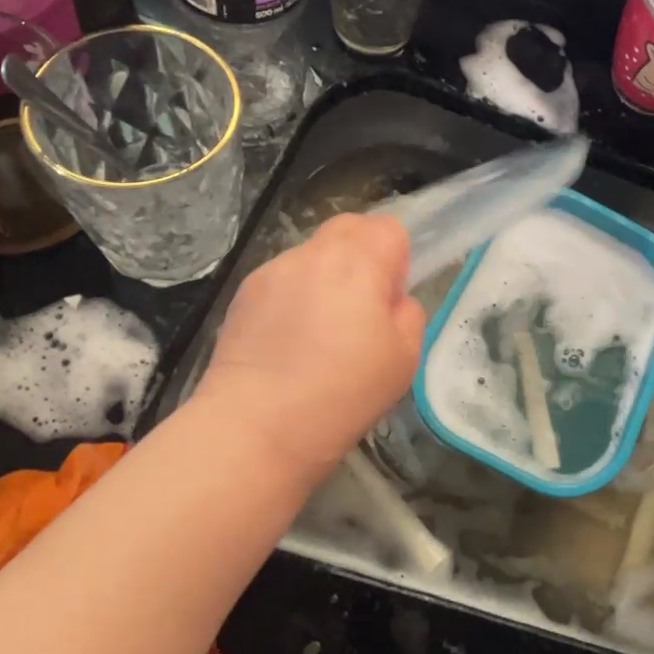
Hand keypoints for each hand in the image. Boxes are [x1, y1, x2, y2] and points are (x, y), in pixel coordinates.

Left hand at [195, 214, 425, 479]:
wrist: (255, 427)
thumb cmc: (341, 394)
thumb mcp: (404, 359)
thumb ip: (408, 313)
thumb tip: (391, 300)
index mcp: (360, 263)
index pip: (389, 228)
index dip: (397, 258)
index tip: (389, 298)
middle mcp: (316, 254)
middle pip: (350, 227)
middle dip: (362, 253)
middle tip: (361, 304)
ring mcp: (275, 269)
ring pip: (314, 252)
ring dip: (326, 275)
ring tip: (318, 329)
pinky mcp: (245, 291)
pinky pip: (284, 277)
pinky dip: (294, 295)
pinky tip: (287, 339)